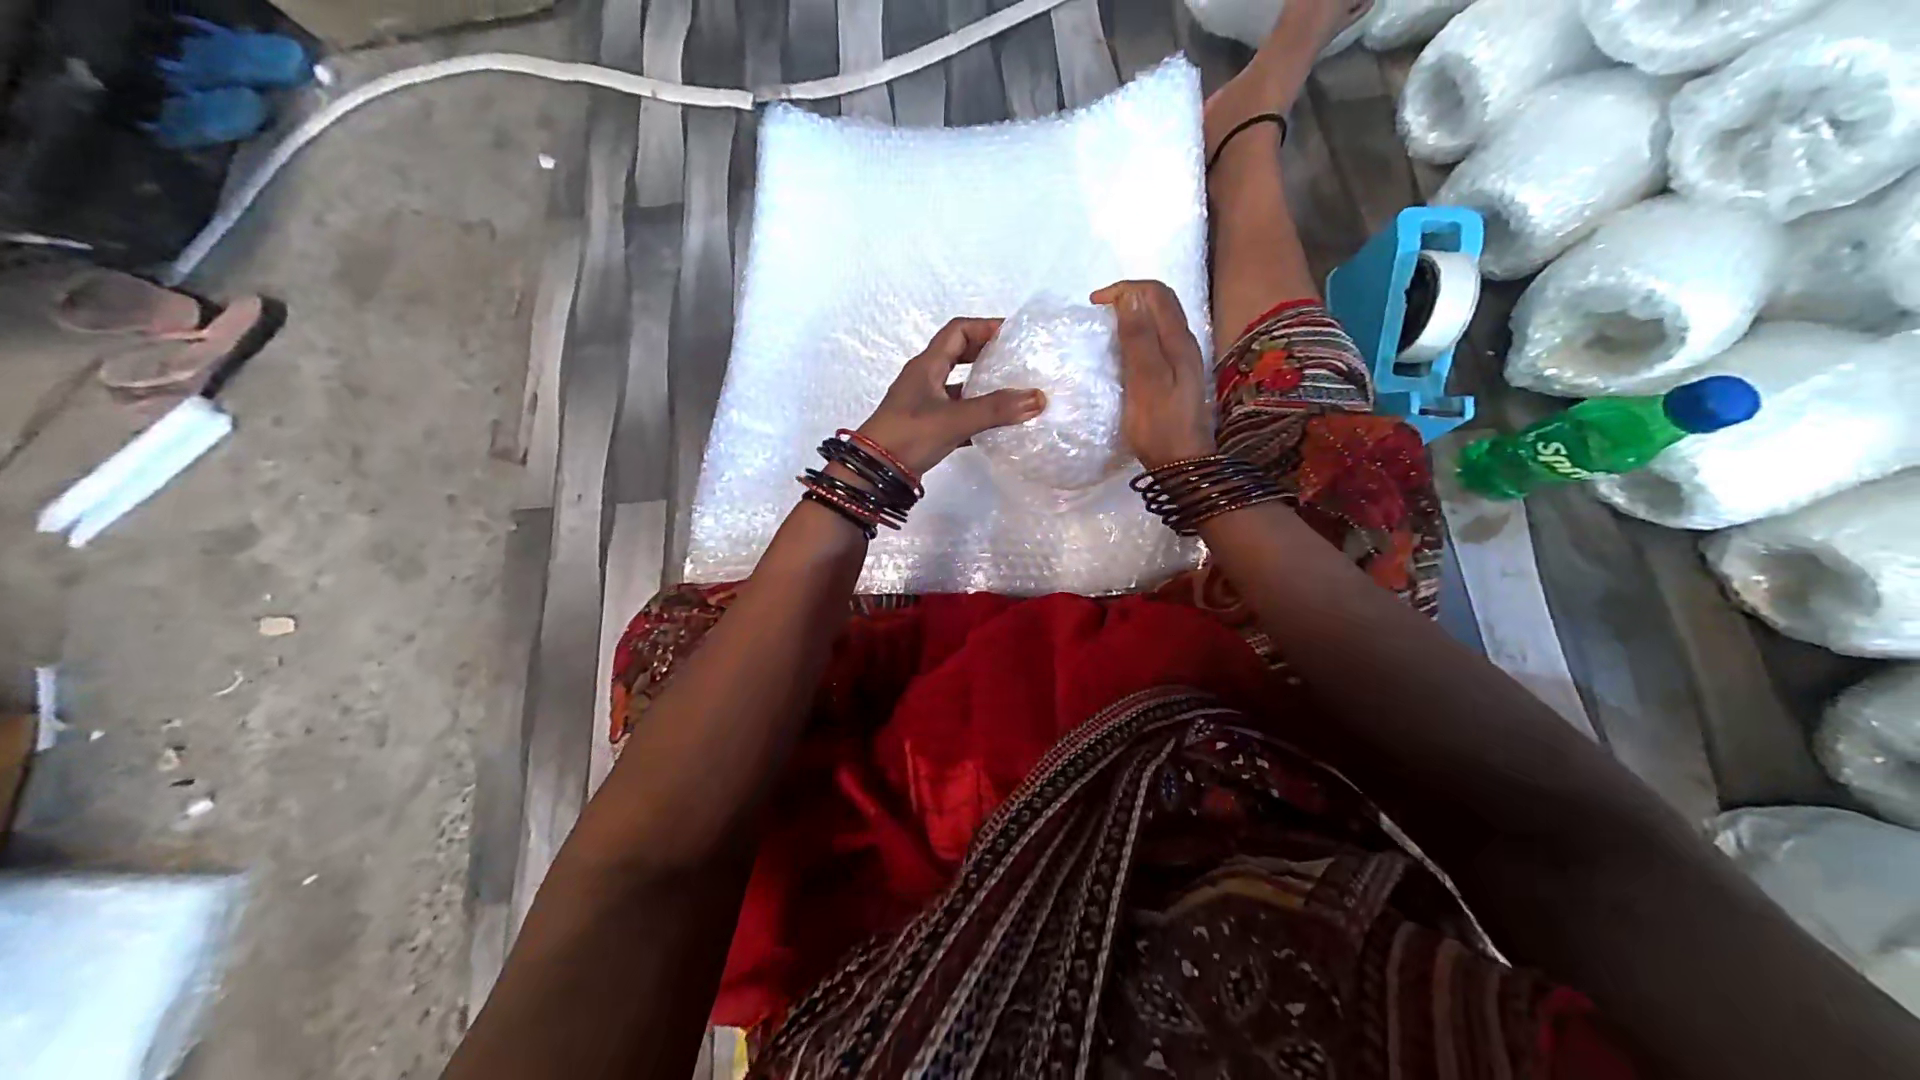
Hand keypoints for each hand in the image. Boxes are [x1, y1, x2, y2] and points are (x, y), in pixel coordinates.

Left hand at [856, 317, 1045, 476]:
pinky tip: (998, 427)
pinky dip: (977, 415)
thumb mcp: (954, 419)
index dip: (985, 327)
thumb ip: (996, 409)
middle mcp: (924, 379)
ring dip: (984, 386)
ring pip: (959, 386)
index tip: (1013, 335)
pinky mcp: (926, 427)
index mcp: (927, 365)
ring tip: (1013, 393)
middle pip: (959, 354)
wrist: (875, 472)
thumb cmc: (909, 436)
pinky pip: (957, 413)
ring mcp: (924, 404)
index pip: (958, 331)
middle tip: (1016, 361)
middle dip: (988, 354)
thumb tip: (1038, 398)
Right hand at [1092, 280, 1215, 469]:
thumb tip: (1130, 296)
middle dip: (1130, 296)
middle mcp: (1185, 345)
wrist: (1183, 464)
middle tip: (1099, 310)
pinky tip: (1123, 351)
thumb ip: (1138, 338)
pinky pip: (1157, 341)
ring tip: (1107, 326)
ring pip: (1160, 321)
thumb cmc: (1159, 425)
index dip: (1125, 289)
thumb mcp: (1144, 380)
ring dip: (1134, 315)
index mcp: (1178, 341)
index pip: (1155, 293)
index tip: (1095, 303)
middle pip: (1161, 303)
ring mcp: (1183, 361)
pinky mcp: (1176, 377)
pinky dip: (1138, 334)